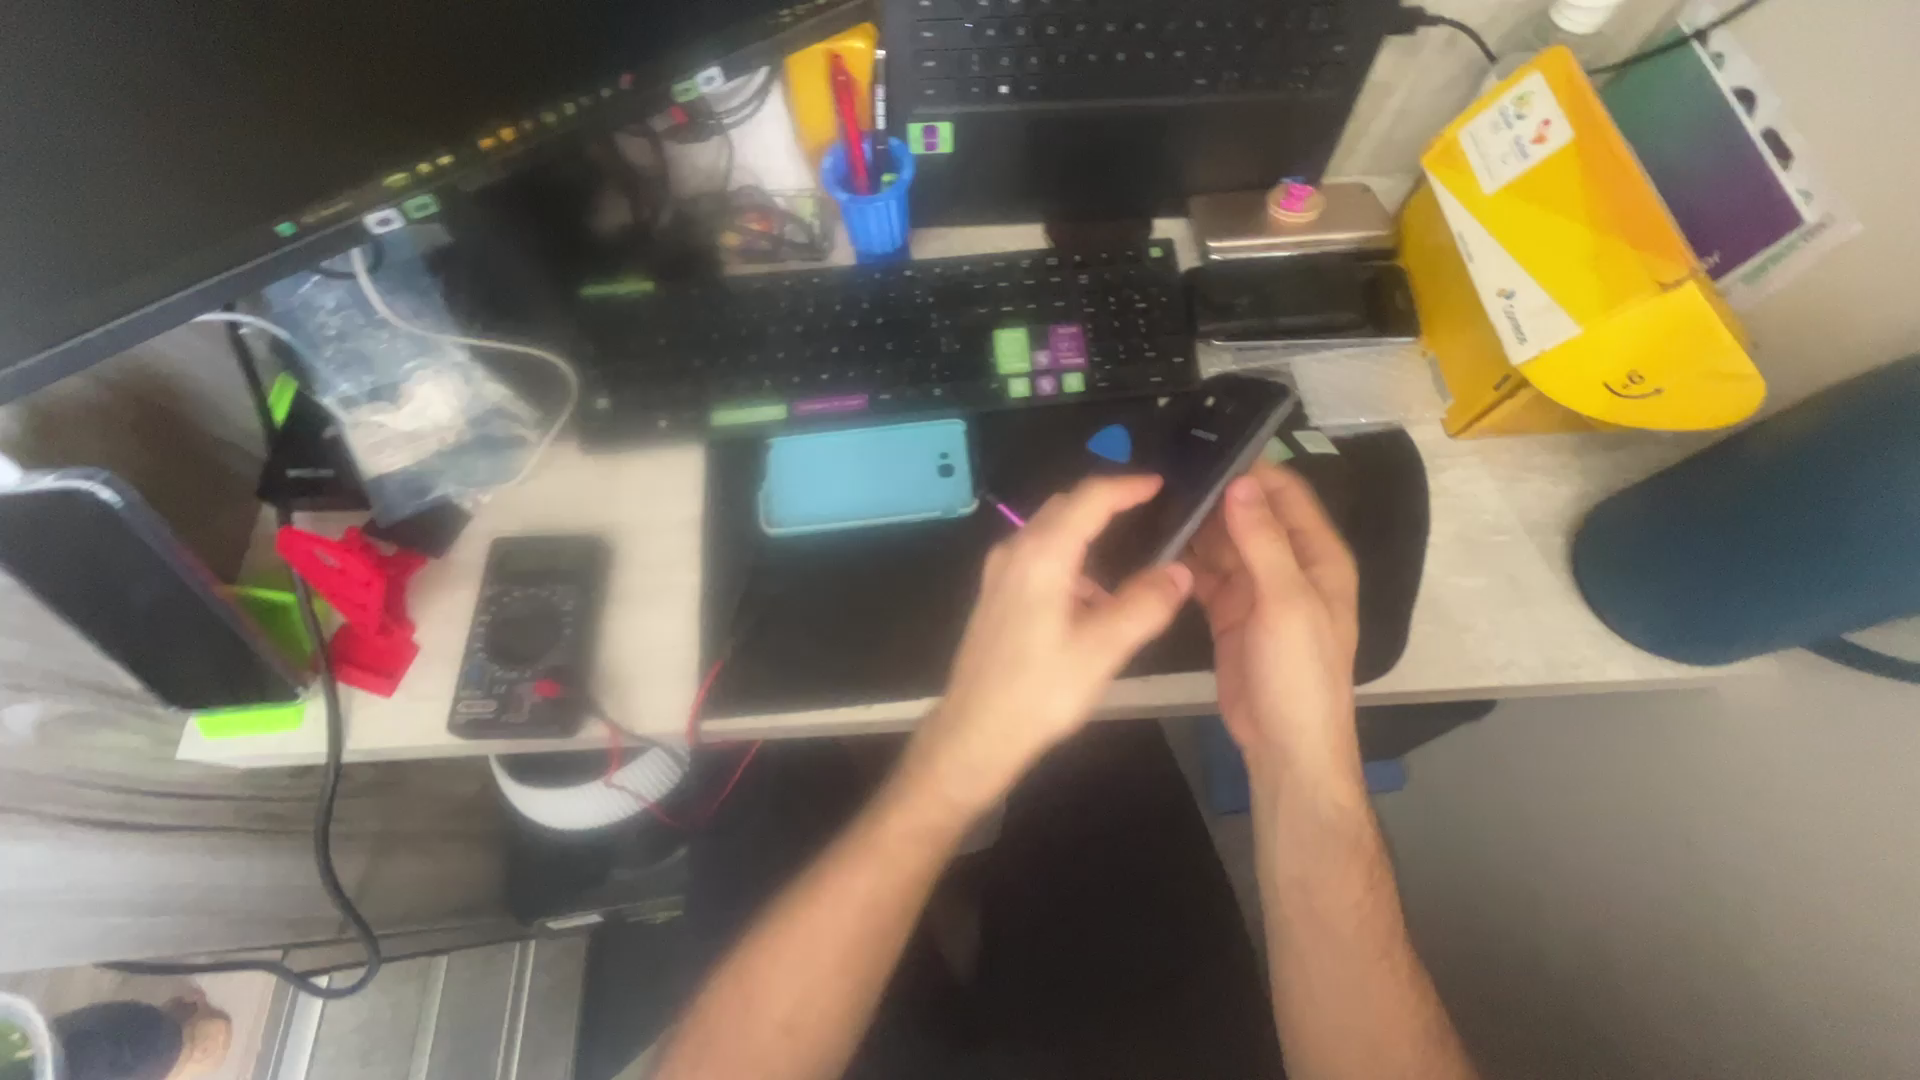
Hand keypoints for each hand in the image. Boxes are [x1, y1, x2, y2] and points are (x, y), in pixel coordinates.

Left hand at [899, 475, 1193, 816]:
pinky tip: (1090, 599)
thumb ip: (1145, 605)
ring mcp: (999, 573)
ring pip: (1049, 533)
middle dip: (1106, 503)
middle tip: (1148, 510)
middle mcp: (1015, 553)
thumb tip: (1181, 572)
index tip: (1159, 484)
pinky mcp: (995, 595)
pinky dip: (1069, 561)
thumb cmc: (1039, 692)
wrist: (975, 732)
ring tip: (1127, 560)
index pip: (1088, 499)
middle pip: (1064, 508)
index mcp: (1041, 556)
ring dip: (1087, 535)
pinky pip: (1037, 558)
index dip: (1126, 486)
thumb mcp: (1102, 651)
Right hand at [1187, 463, 1362, 792]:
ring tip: (1153, 504)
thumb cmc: (1298, 671)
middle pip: (1249, 518)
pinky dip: (1185, 563)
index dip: (1252, 472)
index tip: (1206, 451)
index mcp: (1317, 557)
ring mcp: (1256, 590)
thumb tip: (1240, 483)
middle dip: (1214, 499)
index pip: (1286, 497)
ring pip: (1223, 545)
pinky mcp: (1229, 612)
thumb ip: (1262, 541)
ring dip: (1196, 529)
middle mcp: (1289, 566)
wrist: (1284, 742)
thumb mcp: (1285, 601)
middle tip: (1165, 477)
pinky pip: (1206, 575)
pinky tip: (1156, 548)